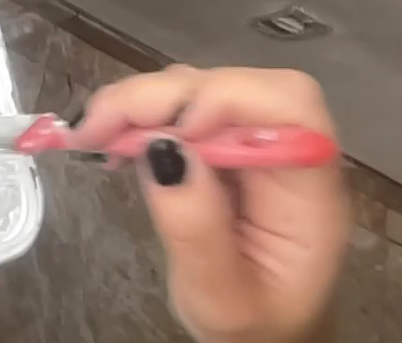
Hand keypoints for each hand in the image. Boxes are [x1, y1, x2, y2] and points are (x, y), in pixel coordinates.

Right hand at [72, 65, 349, 342]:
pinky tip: (108, 134)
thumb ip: (196, 231)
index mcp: (307, 191)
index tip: (170, 129)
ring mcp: (244, 136)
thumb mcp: (221, 300)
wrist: (256, 334)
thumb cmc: (249, 325)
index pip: (289, 105)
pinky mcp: (213, 133)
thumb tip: (163, 148)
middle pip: (227, 84)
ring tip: (93, 134)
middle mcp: (280, 149)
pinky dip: (134, 109)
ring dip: (137, 101)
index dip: (227, 97)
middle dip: (157, 97)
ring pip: (193, 84)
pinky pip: (173, 100)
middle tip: (96, 128)